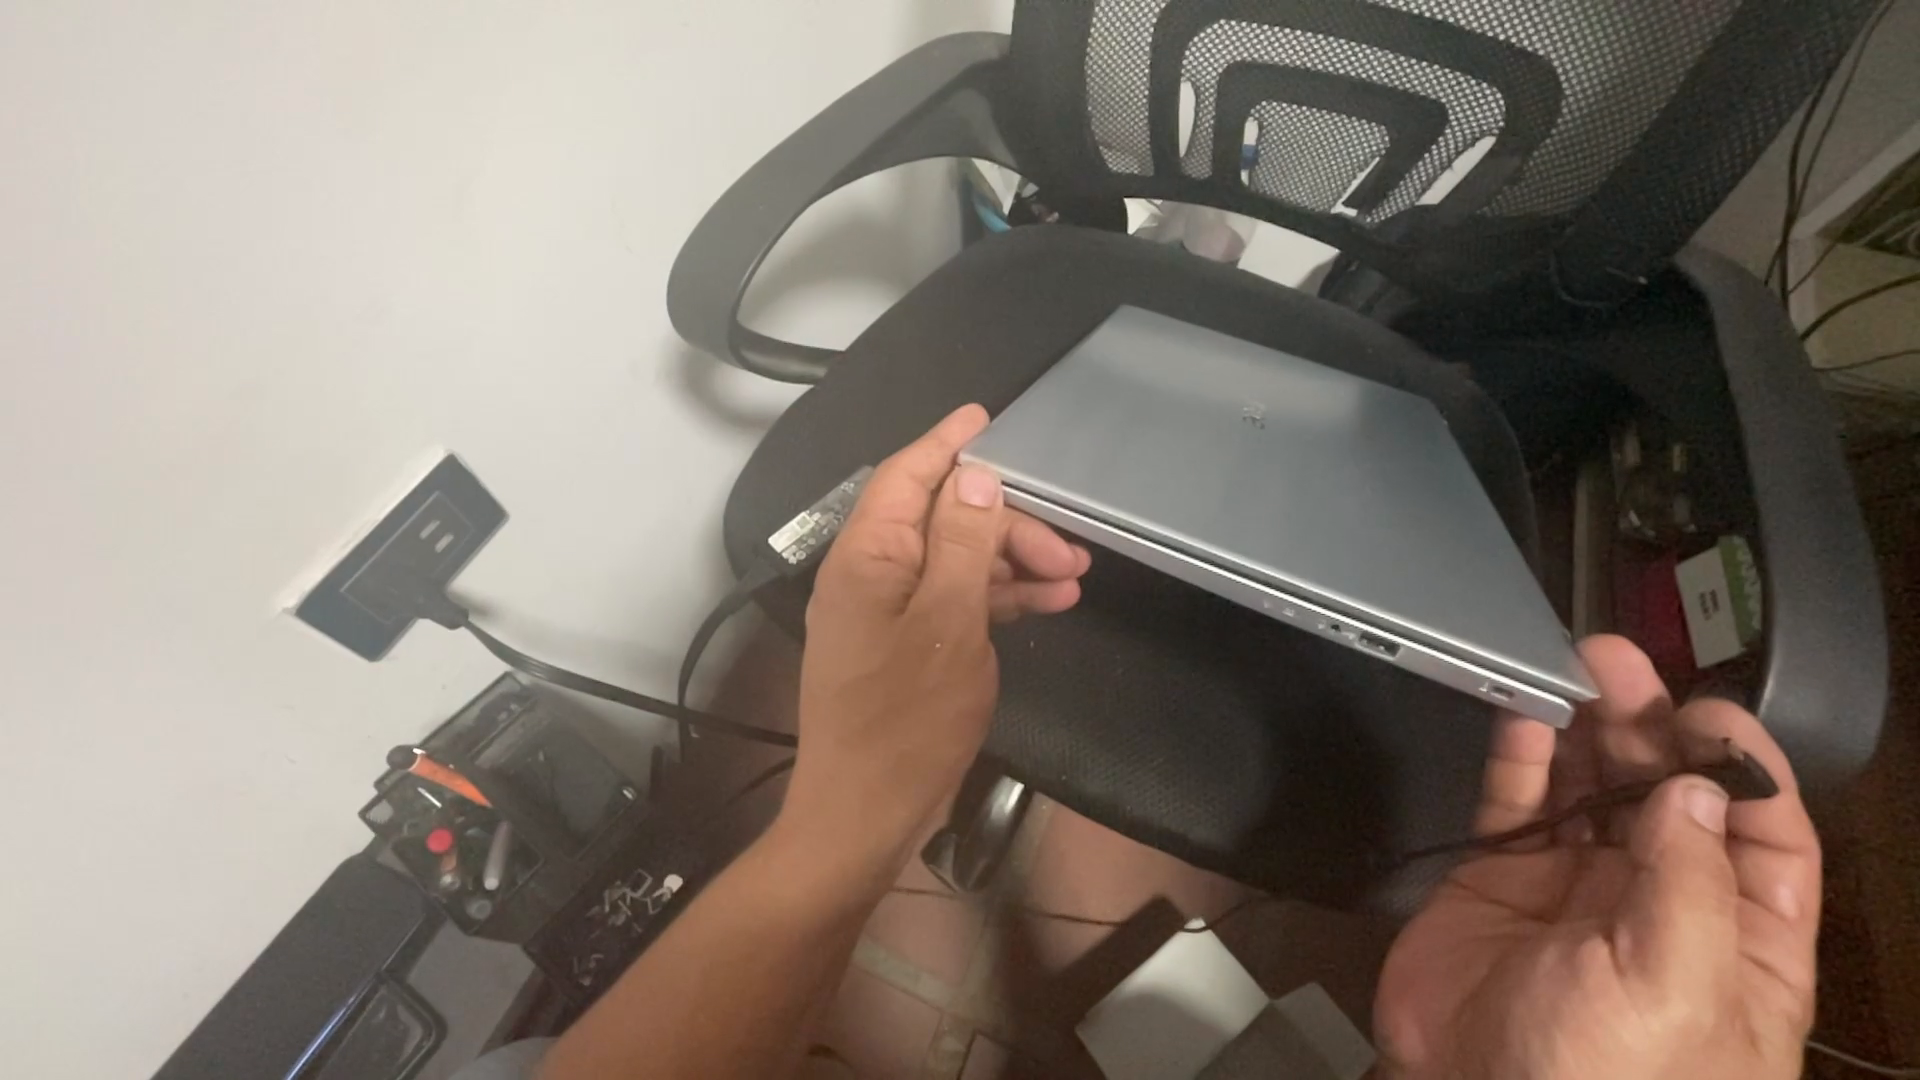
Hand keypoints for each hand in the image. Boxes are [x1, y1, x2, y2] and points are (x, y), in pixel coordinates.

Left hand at [775, 405, 1090, 883]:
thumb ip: (963, 543)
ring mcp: (888, 610)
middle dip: (1006, 523)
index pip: (906, 475)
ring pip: (955, 559)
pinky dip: (998, 597)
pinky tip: (1048, 602)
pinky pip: (954, 600)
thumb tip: (975, 475)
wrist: (867, 813)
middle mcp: (871, 572)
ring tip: (1073, 575)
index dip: (948, 442)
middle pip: (942, 519)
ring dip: (1012, 560)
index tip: (987, 415)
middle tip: (1069, 549)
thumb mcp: (948, 623)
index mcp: (868, 555)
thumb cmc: (907, 720)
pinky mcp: (906, 643)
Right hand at [1375, 635, 1821, 1079]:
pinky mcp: (1496, 872)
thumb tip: (1696, 788)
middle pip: (1664, 796)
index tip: (1706, 711)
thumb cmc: (1601, 1071)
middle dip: (1650, 728)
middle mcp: (1655, 900)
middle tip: (1617, 665)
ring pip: (1587, 788)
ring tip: (1573, 669)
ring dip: (1585, 730)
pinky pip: (1512, 802)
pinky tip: (1524, 716)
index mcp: (1734, 943)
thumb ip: (1687, 884)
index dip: (1743, 772)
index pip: (1763, 841)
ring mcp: (1569, 881)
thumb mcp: (1673, 988)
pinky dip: (1518, 757)